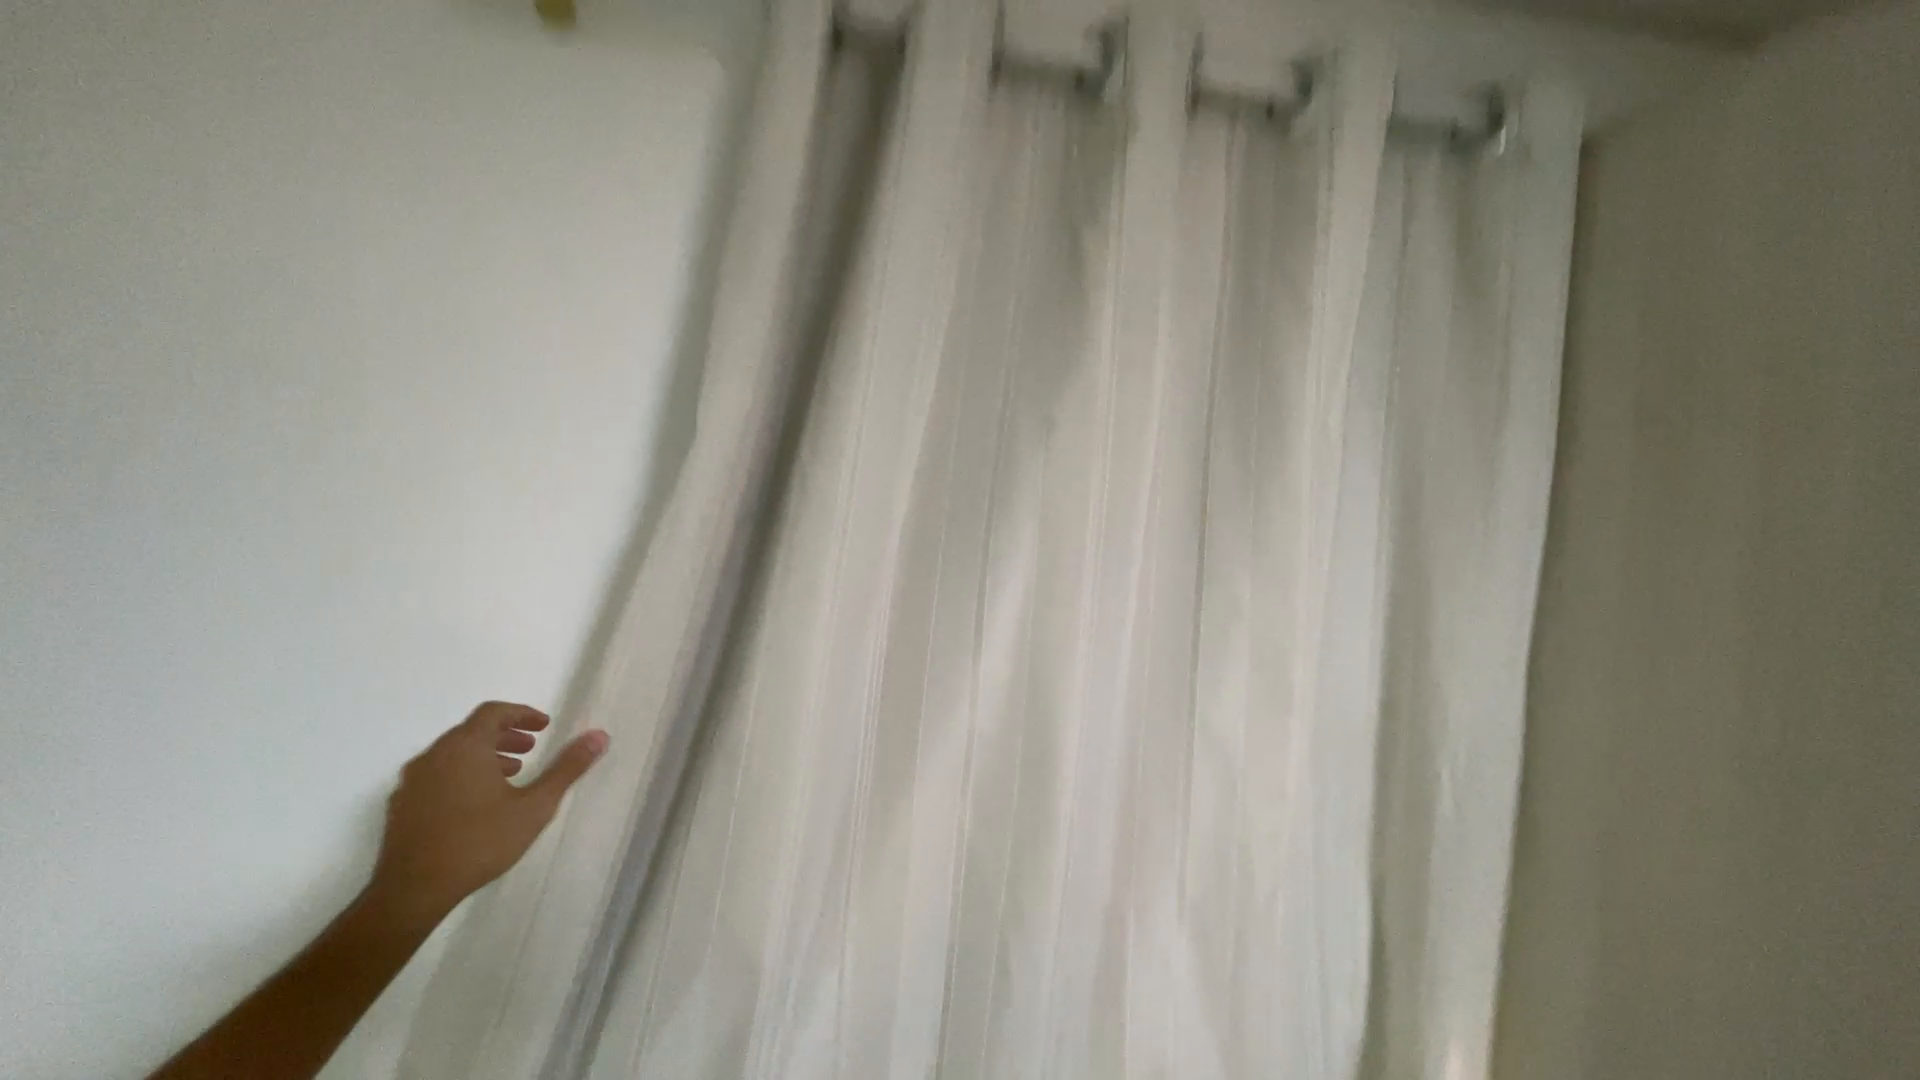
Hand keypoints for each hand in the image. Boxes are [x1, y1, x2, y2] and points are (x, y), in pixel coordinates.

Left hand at [368, 702, 608, 921]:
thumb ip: (566, 768)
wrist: (413, 890)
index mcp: (465, 747)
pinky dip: (460, 775)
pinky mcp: (400, 806)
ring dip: (483, 756)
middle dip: (505, 735)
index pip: (493, 712)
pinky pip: (435, 775)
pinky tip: (475, 804)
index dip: (522, 714)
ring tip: (508, 777)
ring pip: (452, 754)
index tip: (544, 727)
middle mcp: (434, 755)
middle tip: (530, 750)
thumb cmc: (480, 841)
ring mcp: (412, 781)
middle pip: (471, 731)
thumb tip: (599, 736)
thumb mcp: (535, 806)